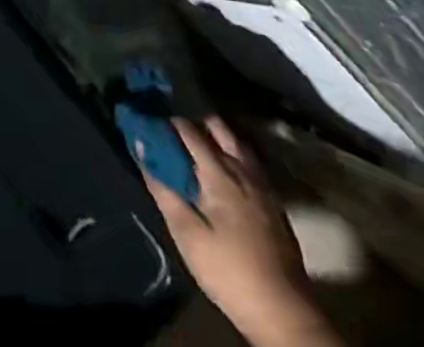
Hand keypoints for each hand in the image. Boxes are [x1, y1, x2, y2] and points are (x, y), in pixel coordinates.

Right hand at [142, 118, 341, 346]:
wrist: (282, 310)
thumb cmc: (226, 269)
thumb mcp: (185, 232)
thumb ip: (163, 188)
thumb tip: (141, 149)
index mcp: (220, 174)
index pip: (191, 132)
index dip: (169, 119)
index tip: (149, 112)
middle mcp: (244, 172)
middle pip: (220, 129)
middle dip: (195, 118)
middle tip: (171, 119)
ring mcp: (263, 186)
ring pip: (238, 144)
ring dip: (216, 133)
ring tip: (194, 135)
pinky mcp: (273, 202)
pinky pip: (249, 161)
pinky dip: (231, 151)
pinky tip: (221, 163)